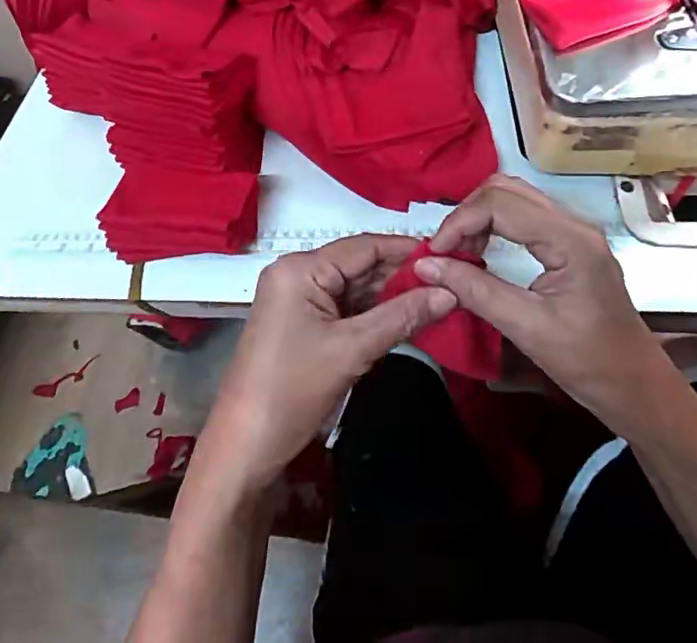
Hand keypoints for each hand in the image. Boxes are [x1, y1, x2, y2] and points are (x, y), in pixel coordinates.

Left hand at [194, 234, 456, 493]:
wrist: (245, 448)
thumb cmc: (292, 391)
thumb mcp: (352, 349)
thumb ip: (403, 316)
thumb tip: (450, 292)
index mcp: (301, 269)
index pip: (364, 247)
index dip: (407, 250)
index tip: (449, 256)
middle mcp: (297, 274)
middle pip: (361, 265)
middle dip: (403, 275)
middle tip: (451, 280)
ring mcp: (299, 299)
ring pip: (356, 288)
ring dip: (393, 295)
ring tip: (439, 297)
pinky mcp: (303, 322)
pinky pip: (346, 308)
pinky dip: (375, 313)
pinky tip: (409, 316)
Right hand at [415, 175, 684, 437]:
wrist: (633, 383)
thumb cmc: (587, 361)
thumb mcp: (526, 328)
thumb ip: (475, 291)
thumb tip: (425, 266)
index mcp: (570, 240)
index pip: (500, 204)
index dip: (459, 222)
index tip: (433, 254)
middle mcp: (574, 223)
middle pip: (506, 190)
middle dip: (467, 215)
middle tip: (444, 252)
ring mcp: (574, 229)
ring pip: (514, 197)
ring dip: (479, 218)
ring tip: (458, 254)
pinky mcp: (570, 241)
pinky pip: (524, 215)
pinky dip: (494, 225)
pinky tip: (480, 253)